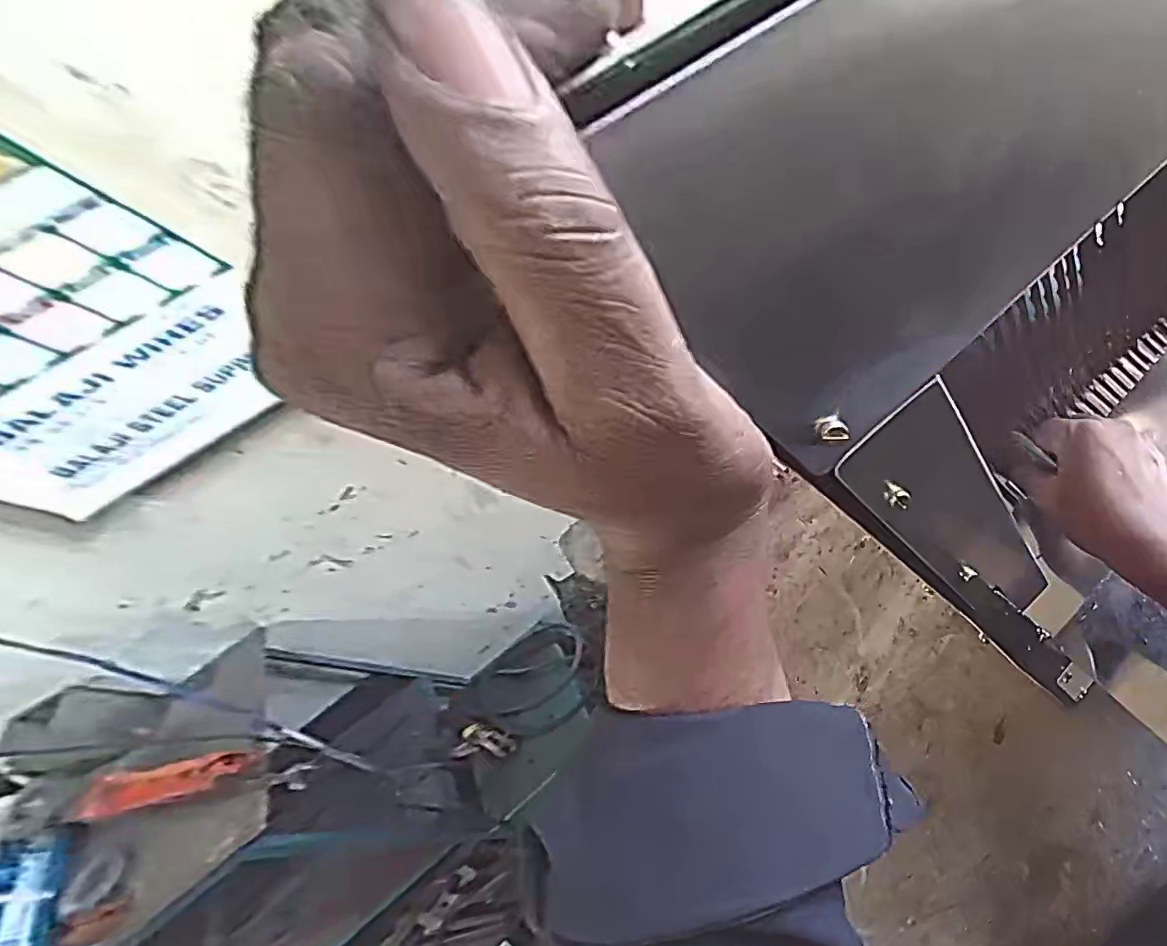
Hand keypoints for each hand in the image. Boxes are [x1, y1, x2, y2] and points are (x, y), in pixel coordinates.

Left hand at [249, 0, 787, 709]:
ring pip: (371, 92)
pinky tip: (561, 94)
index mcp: (350, 338)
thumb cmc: (676, 474)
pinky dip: (489, 91)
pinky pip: (412, 132)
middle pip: (338, 87)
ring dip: (482, 52)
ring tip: (596, 44)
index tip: (600, 25)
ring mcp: (350, 277)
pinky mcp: (399, 265)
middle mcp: (315, 297)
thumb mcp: (634, 382)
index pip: (338, 110)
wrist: (680, 507)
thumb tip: (441, 22)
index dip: (455, 40)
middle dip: (469, 35)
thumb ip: (554, 239)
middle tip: (608, 26)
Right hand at [1017, 418, 1166, 581]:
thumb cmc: (1101, 521)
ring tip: (1095, 495)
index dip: (1038, 453)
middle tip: (1067, 489)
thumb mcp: (1049, 501)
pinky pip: (1127, 456)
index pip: (1045, 432)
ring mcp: (1135, 440)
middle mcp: (1109, 428)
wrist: (1146, 539)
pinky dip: (1120, 469)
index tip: (1040, 470)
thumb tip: (1024, 470)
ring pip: (1103, 444)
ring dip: (1096, 462)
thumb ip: (1029, 477)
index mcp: (1078, 432)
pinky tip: (1116, 495)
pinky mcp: (1153, 455)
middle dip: (1070, 457)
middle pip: (1077, 435)